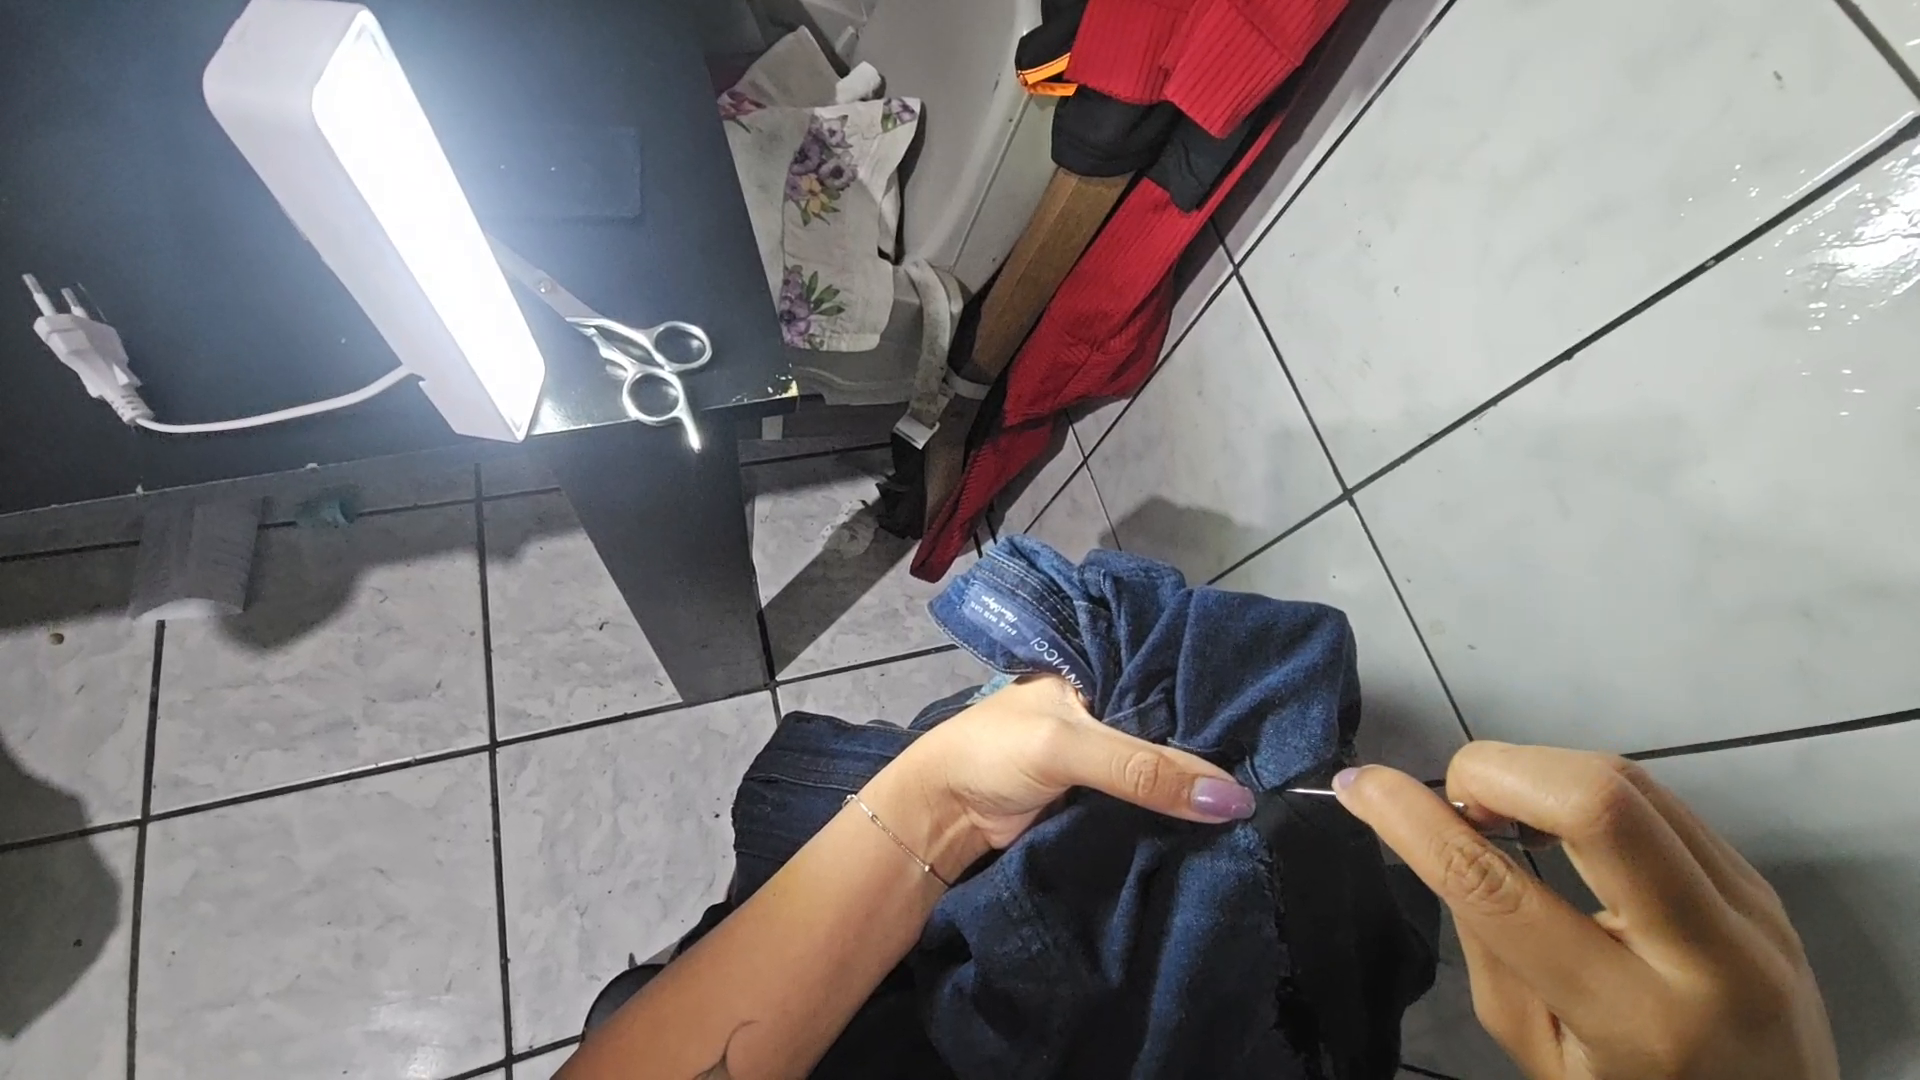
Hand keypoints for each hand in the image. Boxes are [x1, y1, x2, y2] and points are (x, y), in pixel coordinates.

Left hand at [860, 675, 1256, 880]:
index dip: (1210, 689)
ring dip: (1198, 781)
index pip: (1164, 671)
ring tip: (1267, 788)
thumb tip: (1234, 799)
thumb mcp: (1069, 746)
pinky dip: (1177, 808)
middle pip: (1169, 722)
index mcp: (1094, 669)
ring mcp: (1104, 752)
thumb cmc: (996, 752)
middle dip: (1212, 741)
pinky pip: (1149, 798)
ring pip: (1163, 763)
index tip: (1271, 710)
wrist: (945, 813)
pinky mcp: (1101, 795)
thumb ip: (1143, 768)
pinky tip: (1222, 817)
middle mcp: (1105, 704)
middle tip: (1280, 759)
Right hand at [1334, 743, 1837, 1079]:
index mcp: (1634, 1017)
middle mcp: (1710, 954)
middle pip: (1595, 801)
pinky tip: (1553, 819)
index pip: (1497, 889)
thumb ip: (1482, 933)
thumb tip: (1429, 823)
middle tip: (1459, 806)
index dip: (1414, 821)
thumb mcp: (1531, 1041)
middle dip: (1491, 773)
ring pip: (1618, 776)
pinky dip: (1570, 782)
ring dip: (1528, 772)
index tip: (1359, 784)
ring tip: (1501, 814)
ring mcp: (1747, 906)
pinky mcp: (1754, 875)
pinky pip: (1645, 789)